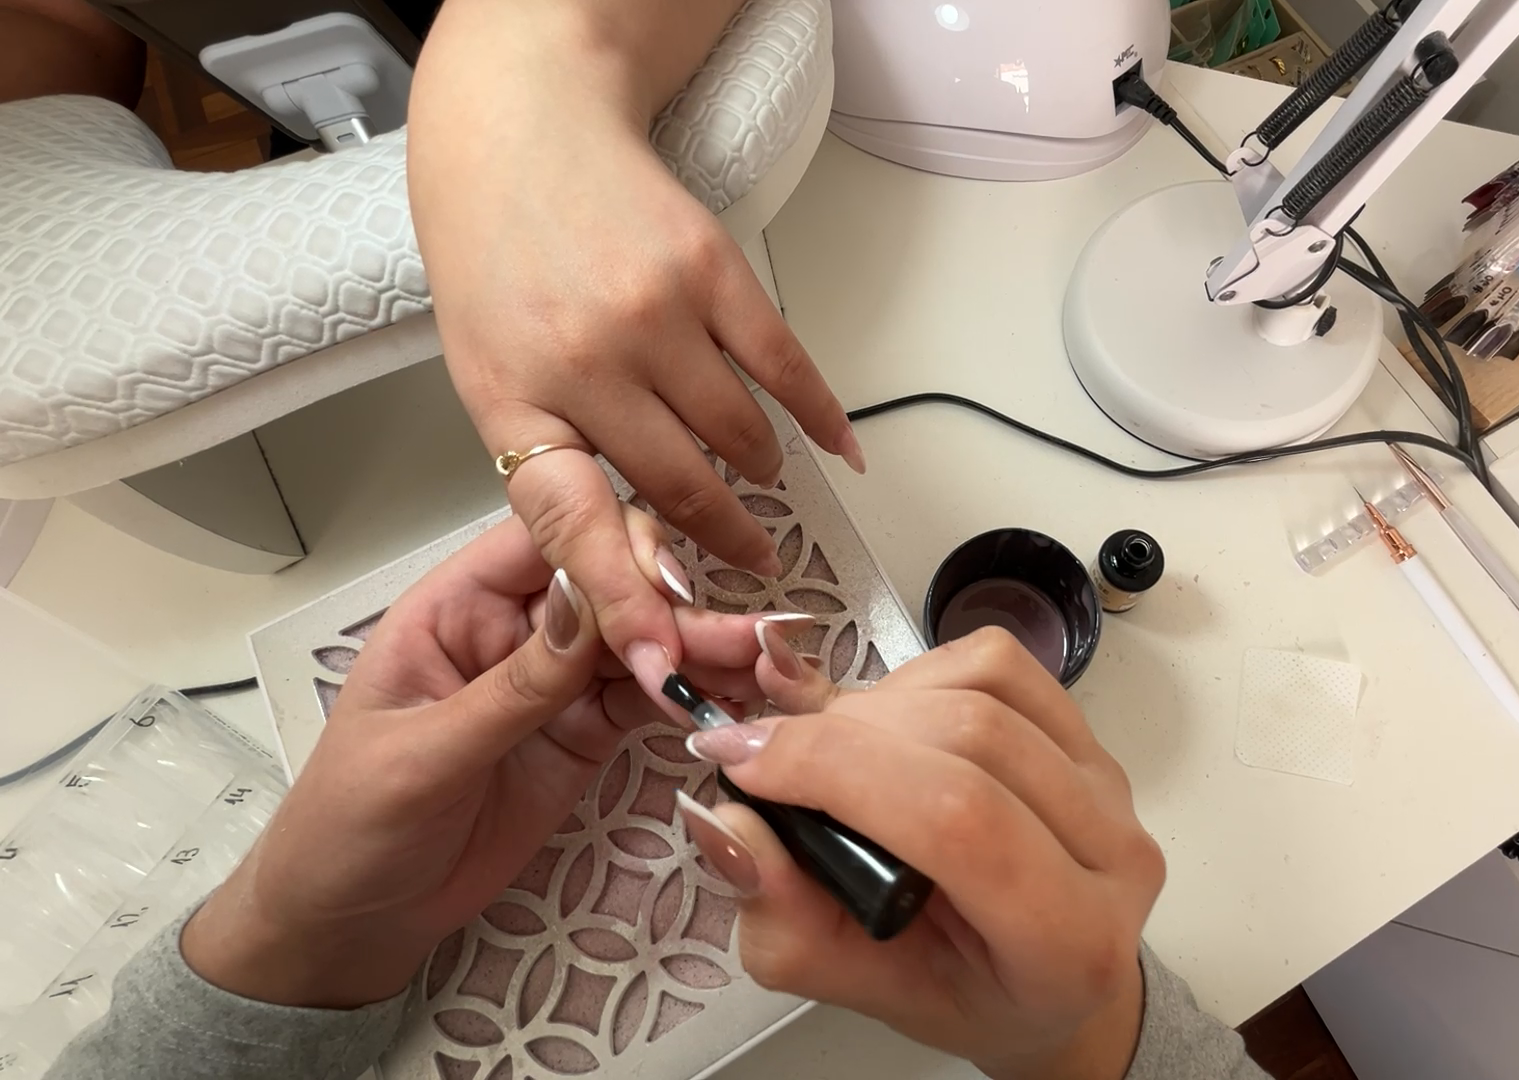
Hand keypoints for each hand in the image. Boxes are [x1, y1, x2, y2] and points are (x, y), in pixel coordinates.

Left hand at [179, 519, 773, 1007]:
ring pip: (648, 639)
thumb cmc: (353, 830)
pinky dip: (695, 696)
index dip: (612, 552)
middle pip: (617, 588)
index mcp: (462, 605)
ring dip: (704, 651)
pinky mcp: (596, 720)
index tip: (664, 594)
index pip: (550, 542)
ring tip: (762, 666)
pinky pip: (655, 694)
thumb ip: (515, 682)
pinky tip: (734, 699)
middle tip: (746, 639)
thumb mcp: (422, 757)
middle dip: (678, 611)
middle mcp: (525, 624)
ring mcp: (566, 673)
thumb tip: (587, 596)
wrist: (363, 922)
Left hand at [407, 0, 863, 705]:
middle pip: (689, 488)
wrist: (522, 125)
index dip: (623, 602)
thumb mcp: (493, 371)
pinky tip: (842, 450)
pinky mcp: (718, 274)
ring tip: (766, 479)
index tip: (662, 662)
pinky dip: (823, 420)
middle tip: (756, 558)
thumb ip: (563, 456)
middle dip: (730, 538)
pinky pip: (790, 372)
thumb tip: (645, 537)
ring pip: (745, 437)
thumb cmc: (497, 258)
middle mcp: (590, 363)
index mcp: (515, 400)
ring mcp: (660, 315)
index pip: (576, 525)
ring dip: (764, 473)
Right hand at [679, 629, 1165, 1079]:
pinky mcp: (1086, 731)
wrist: (1055, 973)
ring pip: (985, 684)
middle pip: (971, 737)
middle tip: (775, 753)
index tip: (746, 758)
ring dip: (884, 700)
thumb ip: (791, 921)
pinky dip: (924, 672)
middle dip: (846, 732)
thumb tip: (730, 821)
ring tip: (840, 744)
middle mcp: (1112, 845)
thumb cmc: (968, 990)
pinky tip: (897, 718)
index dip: (838, 770)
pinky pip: (999, 662)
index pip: (957, 817)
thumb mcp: (867, 988)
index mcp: (1069, 936)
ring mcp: (1108, 777)